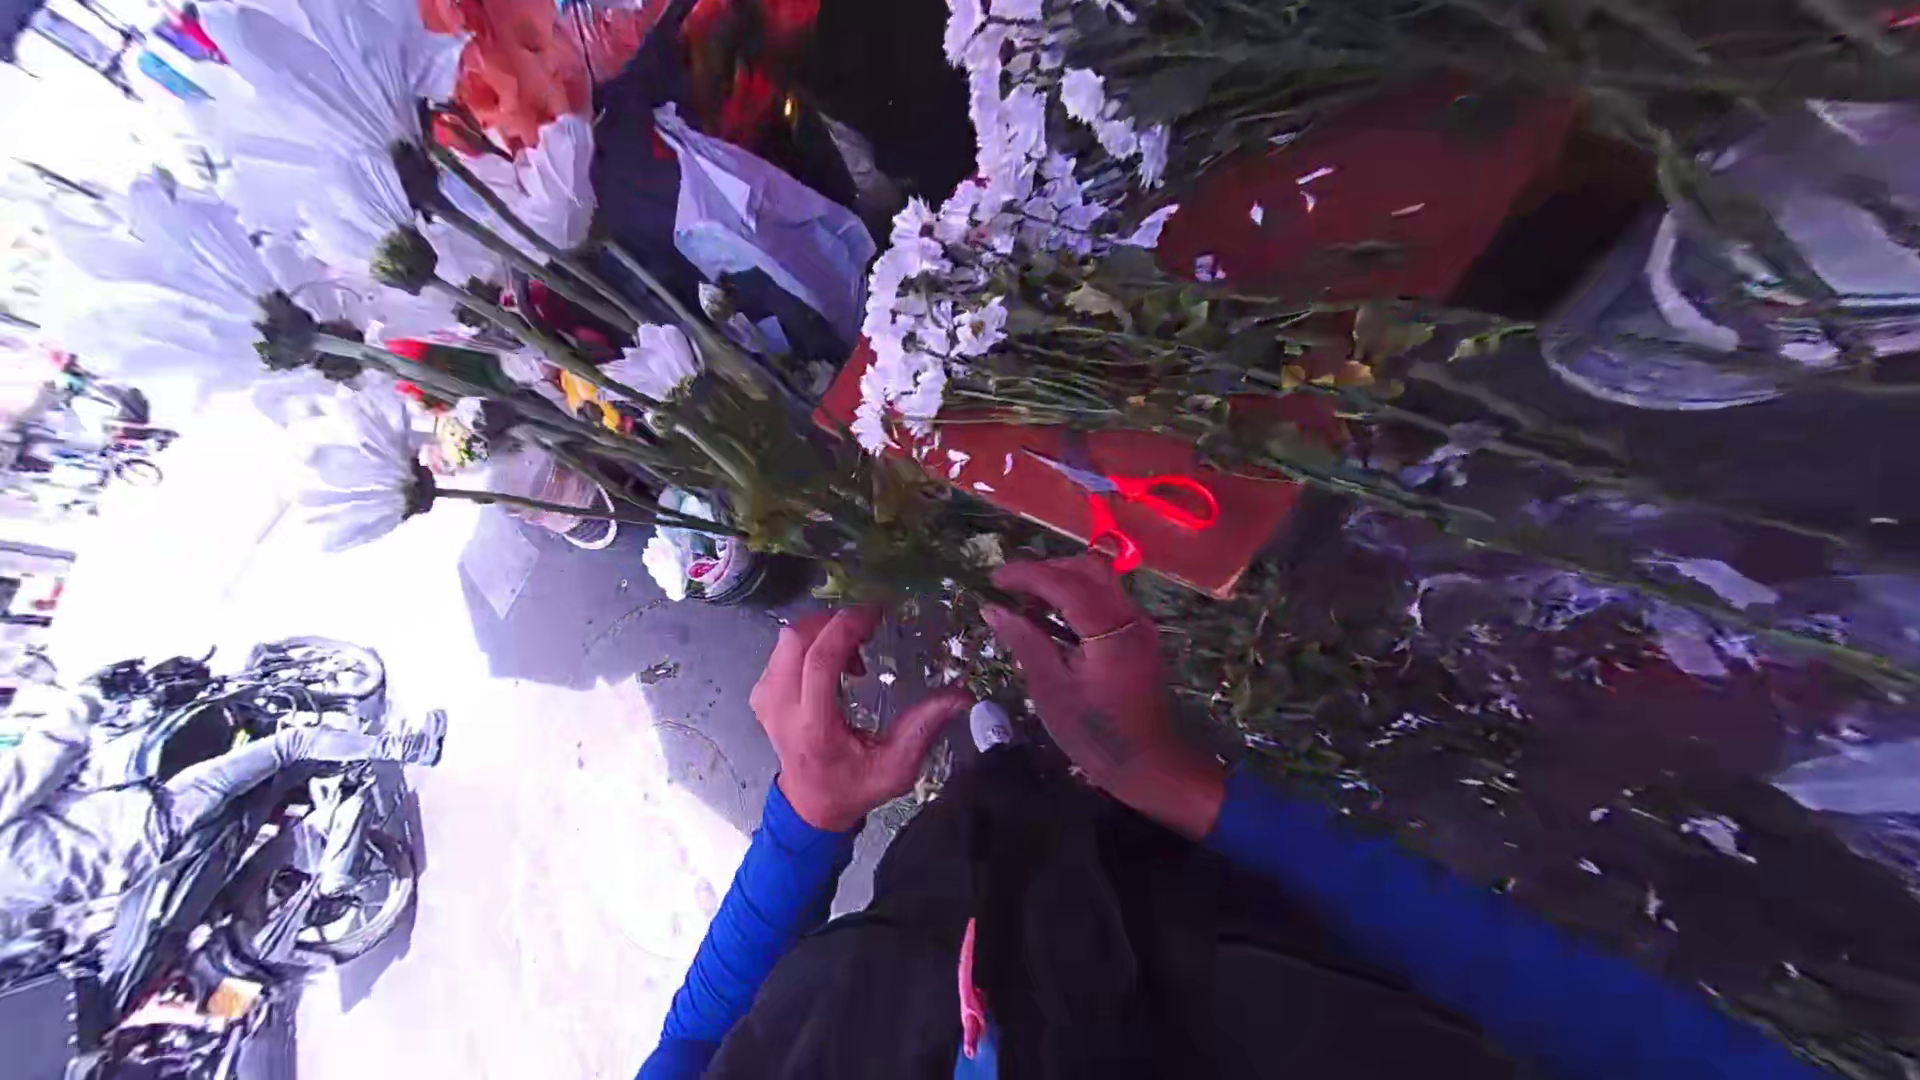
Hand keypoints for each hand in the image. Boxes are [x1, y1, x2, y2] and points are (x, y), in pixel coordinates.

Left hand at [752, 606, 974, 831]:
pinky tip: (832, 663)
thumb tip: (961, 695)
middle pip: (797, 641)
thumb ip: (924, 728)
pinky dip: (809, 643)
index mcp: (813, 727)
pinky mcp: (762, 694)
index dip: (845, 629)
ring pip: (786, 640)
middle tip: (867, 628)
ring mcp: (766, 699)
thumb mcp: (896, 768)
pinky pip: (782, 651)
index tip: (874, 615)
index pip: (818, 662)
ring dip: (822, 632)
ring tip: (853, 651)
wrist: (809, 806)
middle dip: (834, 623)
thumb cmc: (854, 787)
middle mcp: (780, 708)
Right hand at [982, 555, 1226, 838]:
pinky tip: (1051, 616)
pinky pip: (1104, 597)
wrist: (1147, 765)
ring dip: (1061, 580)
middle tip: (1010, 588)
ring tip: (1026, 601)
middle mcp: (1130, 617)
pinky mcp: (1137, 634)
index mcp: (1110, 632)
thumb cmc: (1094, 734)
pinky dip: (1075, 596)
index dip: (1027, 574)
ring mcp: (1138, 624)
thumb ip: (1025, 641)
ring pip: (1098, 579)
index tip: (994, 580)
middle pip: (1087, 569)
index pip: (1066, 583)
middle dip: (1045, 570)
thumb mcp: (1050, 690)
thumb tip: (992, 609)